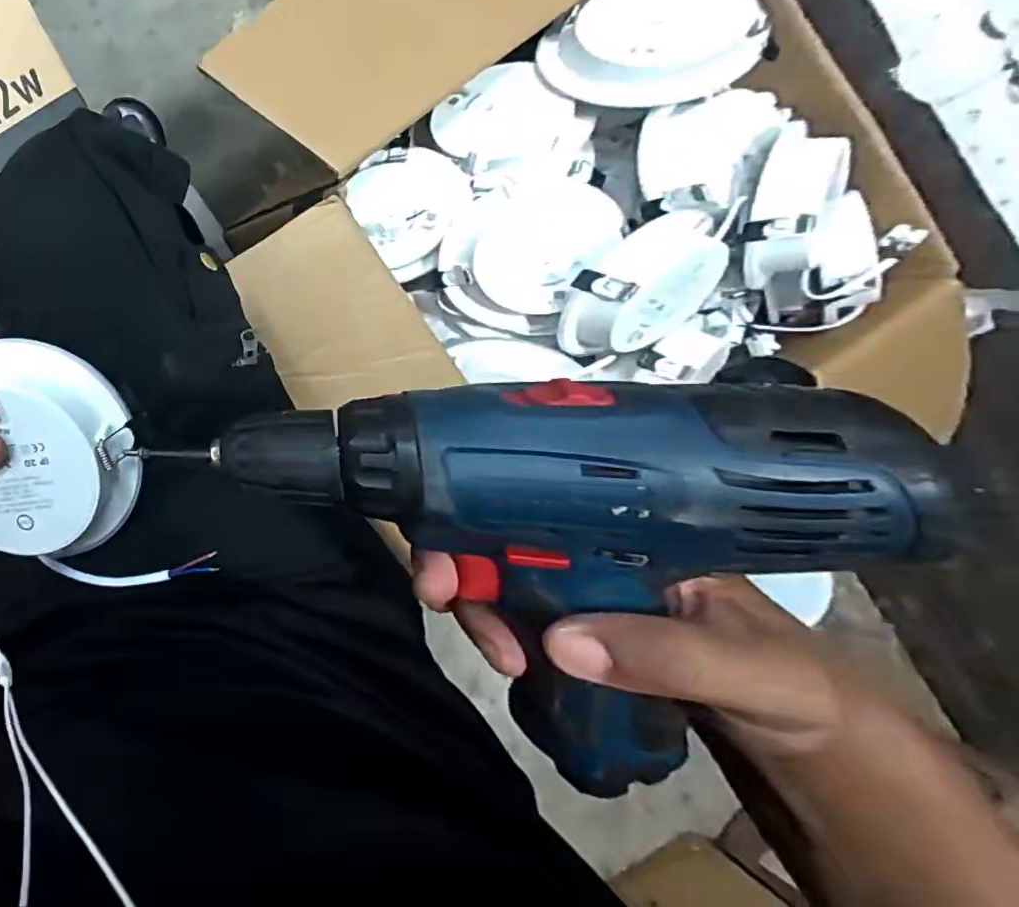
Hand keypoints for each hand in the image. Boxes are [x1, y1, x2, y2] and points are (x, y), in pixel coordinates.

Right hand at [415, 551, 876, 759]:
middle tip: (437, 594)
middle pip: (495, 535)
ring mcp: (573, 591)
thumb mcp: (752, 669)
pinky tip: (508, 662)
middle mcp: (588, 550)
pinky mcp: (565, 631)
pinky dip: (492, 635)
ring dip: (473, 607)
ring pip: (492, 577)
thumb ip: (666, 654)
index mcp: (627, 531)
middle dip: (454, 560)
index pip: (535, 501)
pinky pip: (508, 620)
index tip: (446, 543)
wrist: (816, 751)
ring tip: (499, 657)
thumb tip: (559, 641)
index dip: (477, 509)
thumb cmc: (799, 688)